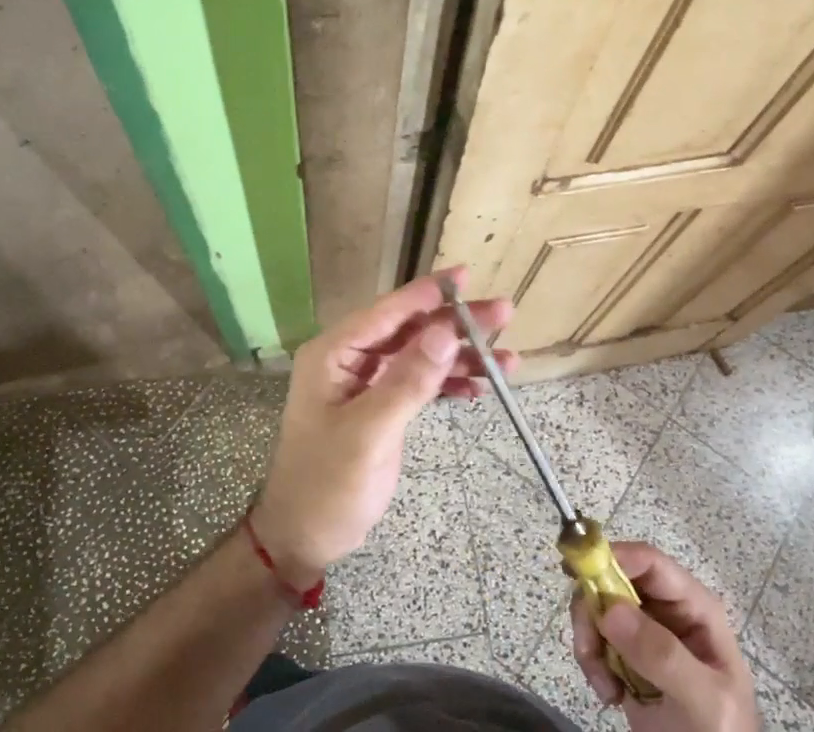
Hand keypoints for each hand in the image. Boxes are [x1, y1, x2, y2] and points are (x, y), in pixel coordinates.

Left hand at [251, 268, 513, 580]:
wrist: (304, 537)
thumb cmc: (327, 485)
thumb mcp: (369, 432)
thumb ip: (407, 381)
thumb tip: (445, 332)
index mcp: (333, 354)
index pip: (387, 312)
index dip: (428, 294)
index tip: (466, 276)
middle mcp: (349, 361)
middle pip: (409, 330)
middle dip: (456, 324)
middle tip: (504, 314)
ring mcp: (365, 385)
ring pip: (419, 356)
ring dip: (460, 356)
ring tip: (509, 360)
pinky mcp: (379, 409)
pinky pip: (419, 384)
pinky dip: (448, 384)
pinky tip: (480, 388)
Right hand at [571, 543, 757, 731]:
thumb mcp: (703, 699)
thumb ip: (662, 655)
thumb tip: (610, 608)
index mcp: (695, 607)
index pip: (648, 562)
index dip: (611, 557)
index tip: (574, 571)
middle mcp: (668, 611)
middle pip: (613, 581)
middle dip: (592, 612)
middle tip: (587, 649)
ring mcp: (646, 634)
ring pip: (598, 610)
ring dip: (589, 643)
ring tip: (604, 685)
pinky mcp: (628, 657)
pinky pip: (595, 640)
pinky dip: (592, 663)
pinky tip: (610, 694)